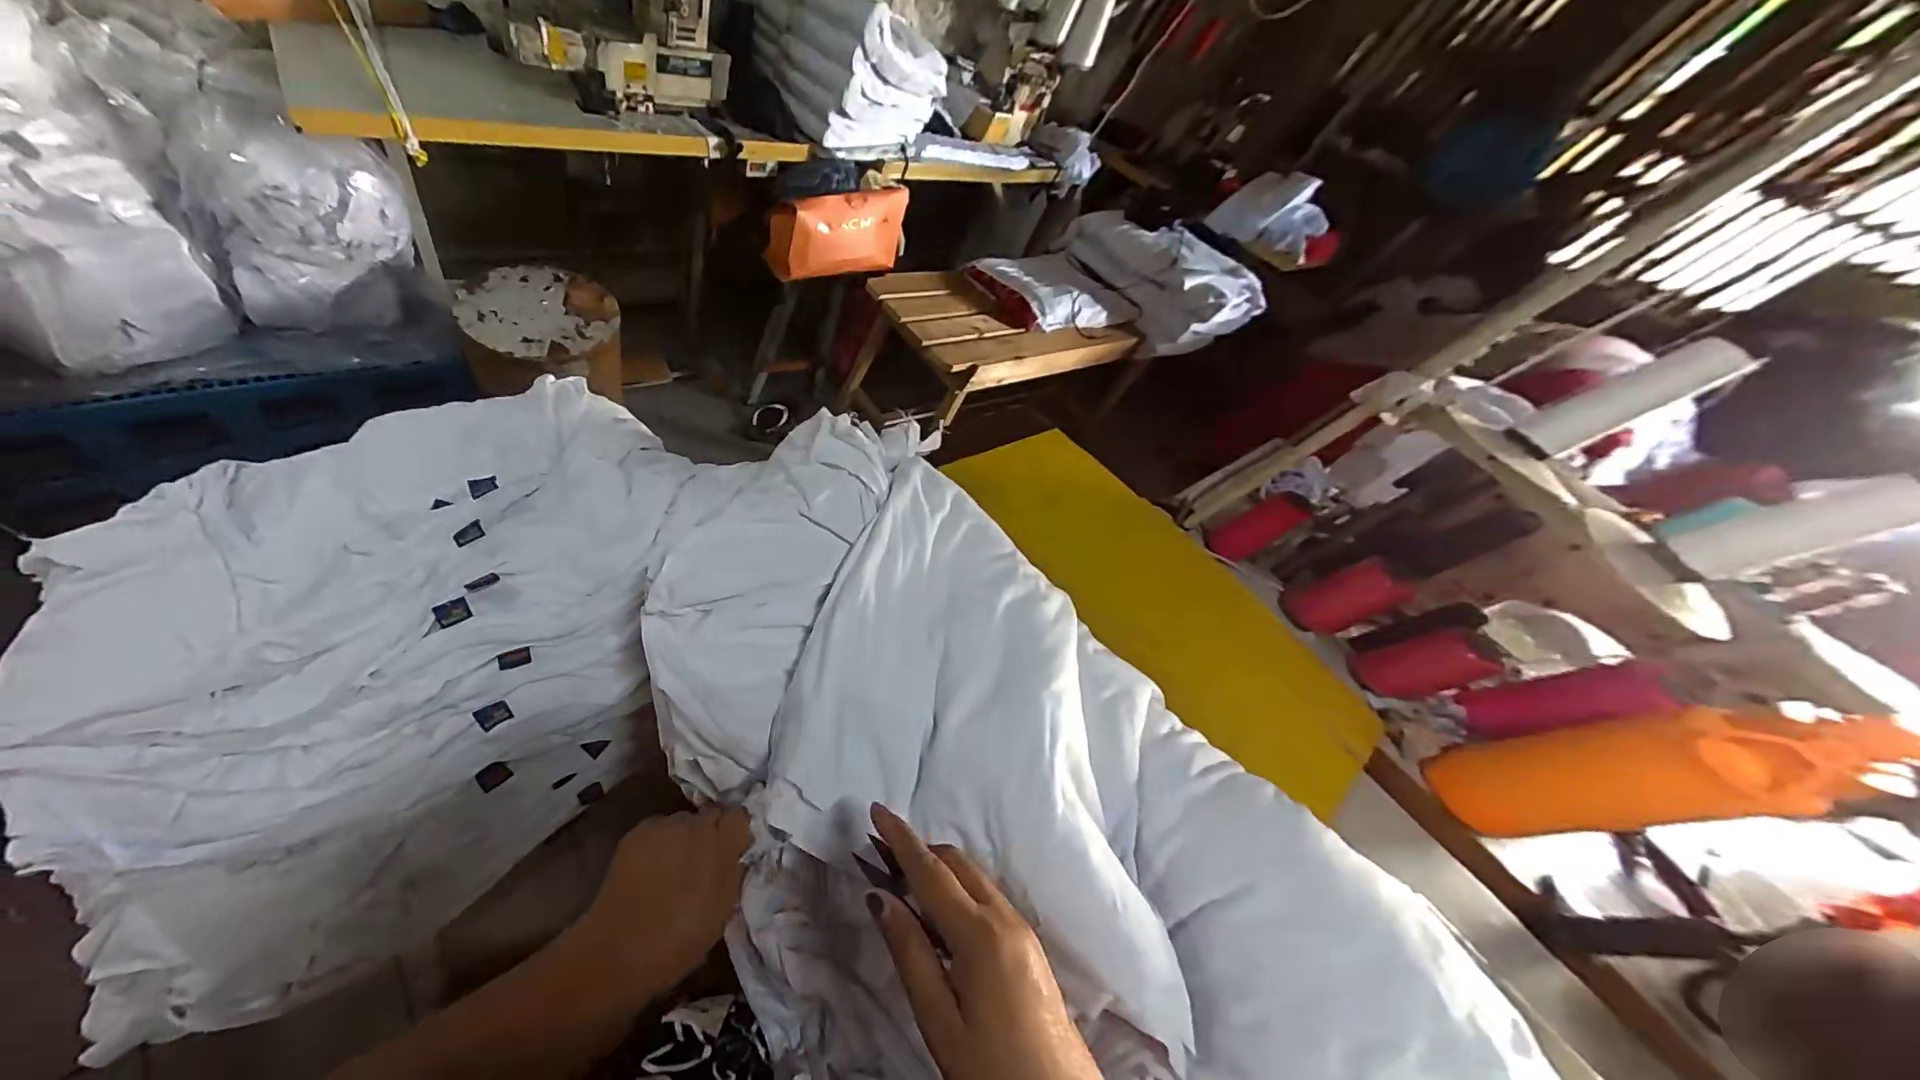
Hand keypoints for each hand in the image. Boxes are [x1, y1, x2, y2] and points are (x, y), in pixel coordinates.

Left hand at [568, 806, 751, 1007]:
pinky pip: (657, 830)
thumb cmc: (681, 940)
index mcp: (723, 845)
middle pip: (710, 815)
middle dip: (709, 834)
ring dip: (683, 838)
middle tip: (701, 863)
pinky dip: (658, 843)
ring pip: (682, 822)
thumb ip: (734, 874)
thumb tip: (738, 856)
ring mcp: (665, 826)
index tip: (732, 852)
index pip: (739, 816)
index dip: (735, 833)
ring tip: (671, 868)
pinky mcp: (636, 833)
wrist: (618, 952)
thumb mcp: (723, 910)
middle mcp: (696, 825)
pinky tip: (649, 869)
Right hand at [867, 804, 1101, 1079]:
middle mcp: (1005, 918)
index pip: (931, 870)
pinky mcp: (1029, 943)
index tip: (877, 810)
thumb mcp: (938, 1019)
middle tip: (881, 855)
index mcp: (980, 934)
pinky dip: (958, 890)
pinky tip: (938, 914)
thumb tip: (881, 897)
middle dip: (919, 850)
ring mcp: (1022, 928)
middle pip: (957, 864)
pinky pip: (987, 898)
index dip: (901, 838)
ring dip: (939, 870)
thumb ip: (910, 953)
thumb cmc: (991, 1067)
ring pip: (974, 878)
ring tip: (902, 880)